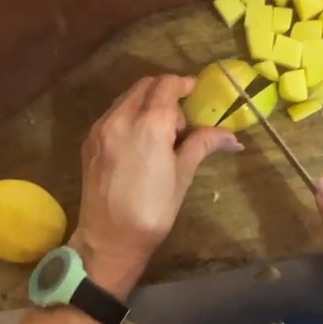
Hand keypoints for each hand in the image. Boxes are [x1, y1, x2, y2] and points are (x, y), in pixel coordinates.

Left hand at [69, 75, 239, 295]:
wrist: (109, 239)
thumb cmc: (152, 211)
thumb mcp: (182, 176)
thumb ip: (202, 145)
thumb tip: (232, 137)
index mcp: (149, 124)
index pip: (166, 86)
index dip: (183, 84)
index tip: (195, 90)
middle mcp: (121, 118)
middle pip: (144, 86)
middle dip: (164, 93)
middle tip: (180, 118)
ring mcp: (101, 129)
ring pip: (126, 99)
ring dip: (146, 103)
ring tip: (161, 132)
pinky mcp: (90, 142)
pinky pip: (112, 115)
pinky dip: (129, 116)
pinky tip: (139, 141)